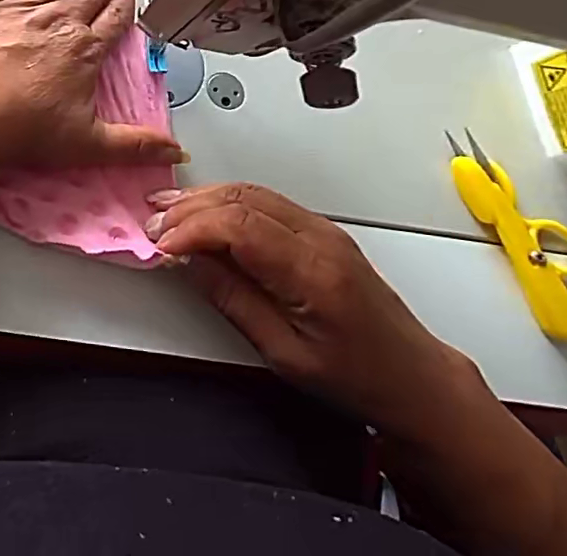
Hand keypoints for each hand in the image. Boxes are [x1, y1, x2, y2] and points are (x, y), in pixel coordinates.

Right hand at [146, 183, 485, 432]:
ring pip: (251, 192)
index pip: (240, 226)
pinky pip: (264, 200)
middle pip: (243, 199)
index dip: (192, 229)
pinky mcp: (319, 229)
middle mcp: (319, 238)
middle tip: (154, 224)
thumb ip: (233, 300)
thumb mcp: (284, 354)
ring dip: (204, 198)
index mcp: (313, 272)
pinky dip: (226, 202)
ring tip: (167, 211)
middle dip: (190, 207)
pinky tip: (203, 211)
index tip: (161, 245)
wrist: (412, 375)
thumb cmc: (356, 376)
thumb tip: (188, 263)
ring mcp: (322, 228)